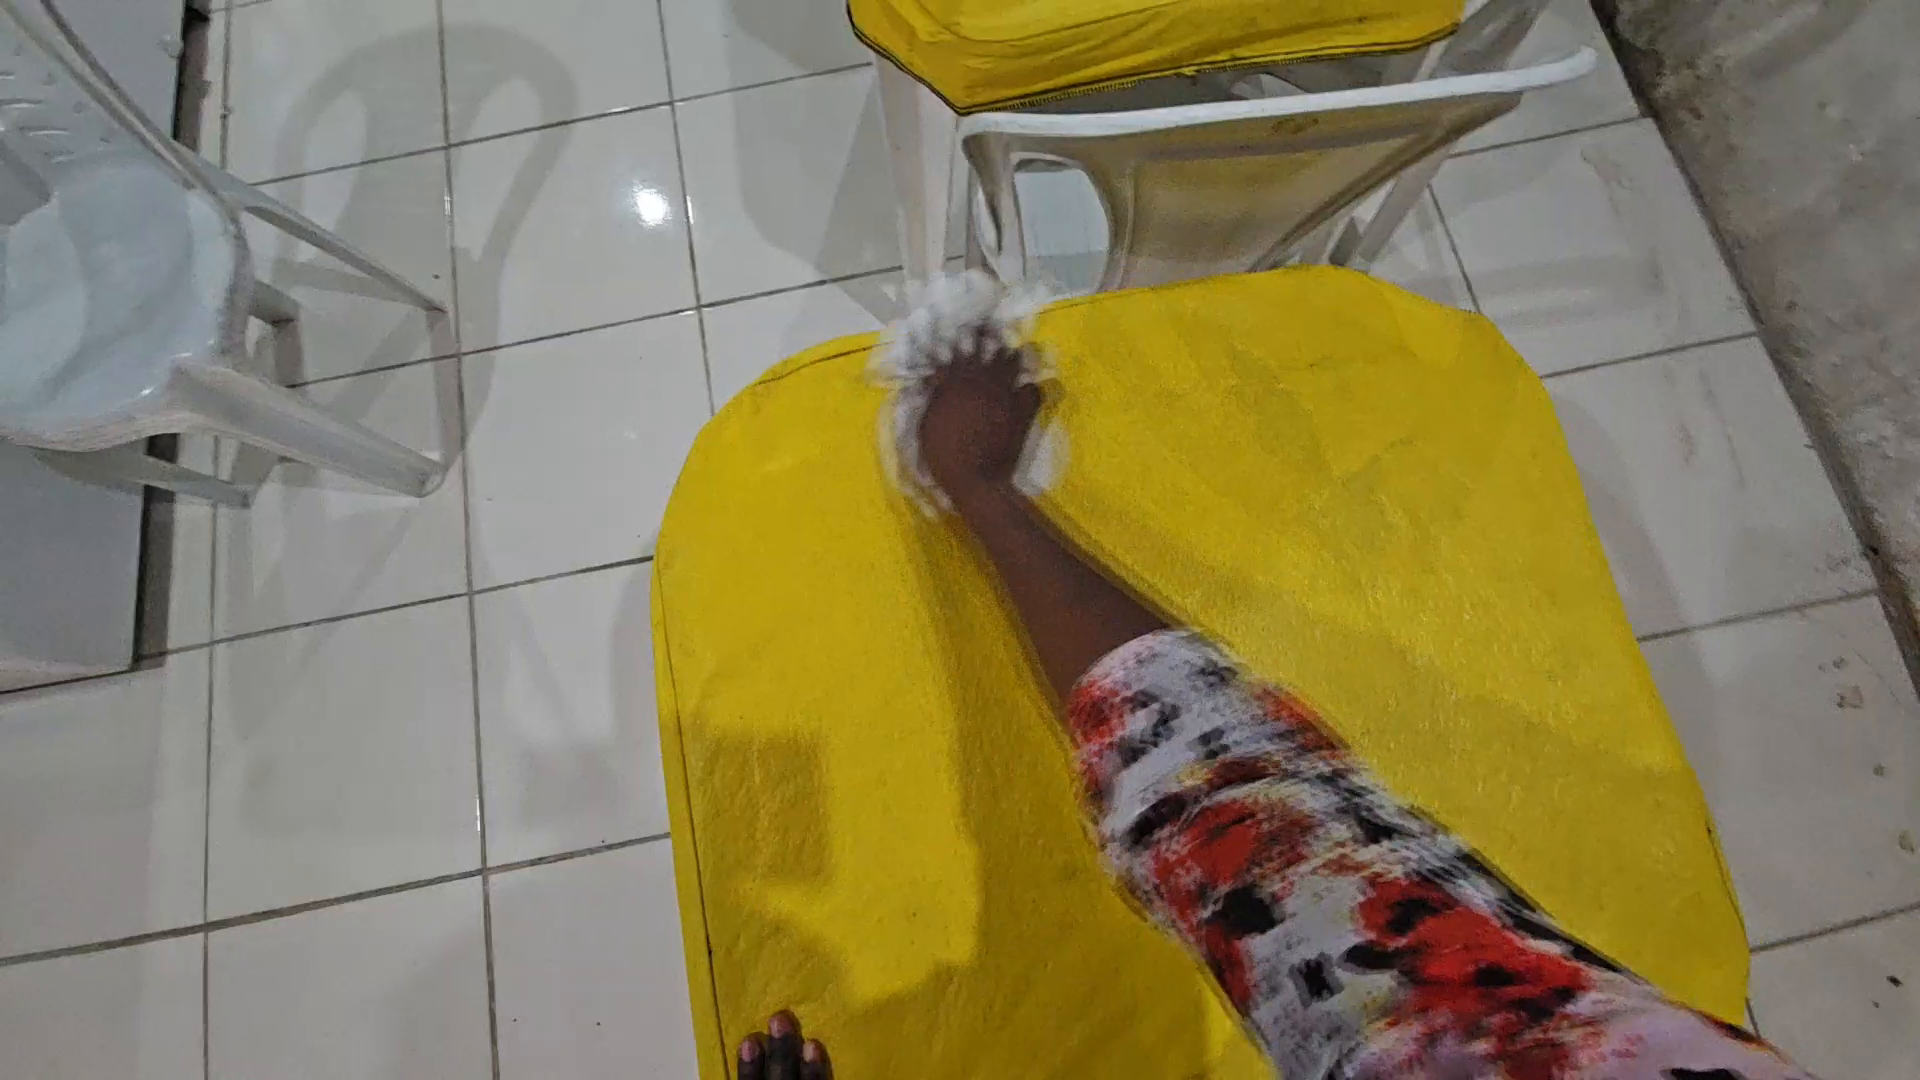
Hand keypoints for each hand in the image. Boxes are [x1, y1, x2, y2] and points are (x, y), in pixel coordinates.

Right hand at [917, 332, 1042, 506]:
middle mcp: (981, 382)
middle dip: (988, 336)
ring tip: (1011, 352)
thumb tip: (931, 379)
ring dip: (1011, 356)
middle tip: (990, 327)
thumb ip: (932, 399)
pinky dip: (1030, 387)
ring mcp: (1005, 394)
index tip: (964, 327)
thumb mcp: (926, 426)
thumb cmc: (944, 456)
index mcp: (954, 383)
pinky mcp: (1023, 411)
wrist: (977, 479)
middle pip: (987, 349)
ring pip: (1012, 363)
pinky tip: (1026, 389)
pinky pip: (1033, 389)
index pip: (957, 351)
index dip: (961, 337)